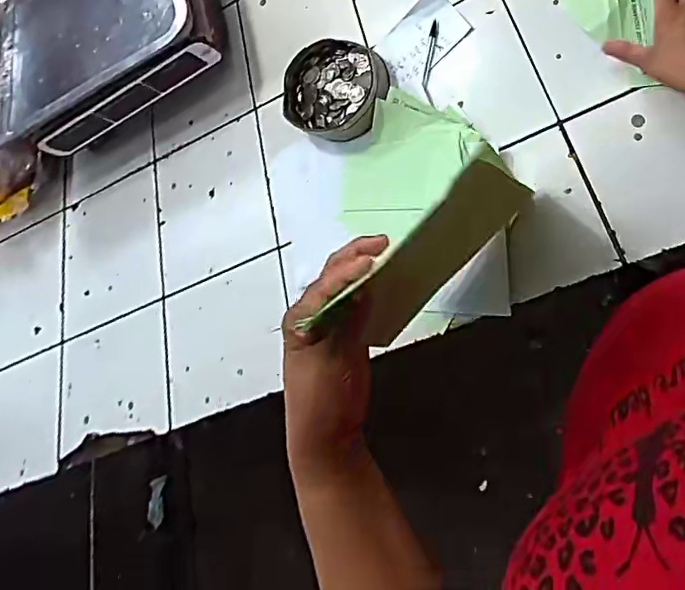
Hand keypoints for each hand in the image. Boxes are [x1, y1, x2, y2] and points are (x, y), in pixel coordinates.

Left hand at [283, 236, 387, 476]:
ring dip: (360, 265)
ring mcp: (326, 321)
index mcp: (301, 318)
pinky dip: (367, 286)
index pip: (325, 284)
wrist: (324, 441)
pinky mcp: (343, 331)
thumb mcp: (335, 362)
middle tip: (382, 243)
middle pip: (331, 274)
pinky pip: (354, 300)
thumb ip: (349, 323)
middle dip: (354, 255)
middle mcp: (310, 314)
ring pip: (342, 282)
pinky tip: (383, 280)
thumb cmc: (322, 404)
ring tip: (384, 252)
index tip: (371, 259)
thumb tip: (364, 287)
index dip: (348, 270)